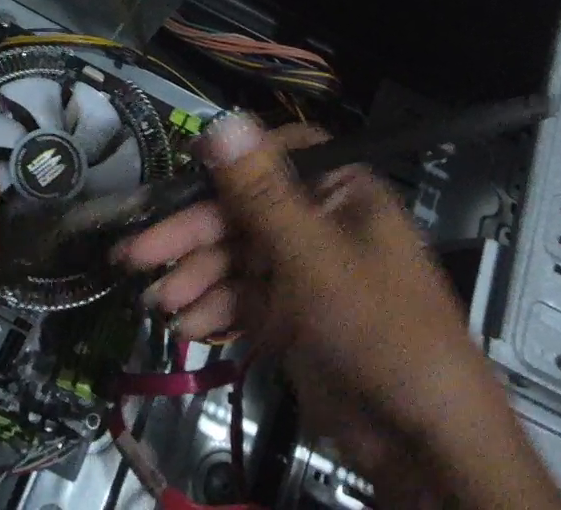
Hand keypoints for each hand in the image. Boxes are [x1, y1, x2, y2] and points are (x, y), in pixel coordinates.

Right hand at [118, 115, 560, 509]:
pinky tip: (188, 326)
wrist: (423, 440)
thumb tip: (224, 121)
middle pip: (242, 214)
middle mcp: (320, 225)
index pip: (274, 158)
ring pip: (237, 260)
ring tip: (160, 303)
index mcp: (339, 194)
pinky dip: (216, 310)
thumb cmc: (378, 330)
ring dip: (197, 278)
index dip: (227, 164)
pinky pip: (244, 300)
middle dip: (191, 236)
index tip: (181, 175)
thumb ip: (260, 193)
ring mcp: (305, 274)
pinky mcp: (293, 317)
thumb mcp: (312, 257)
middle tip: (137, 255)